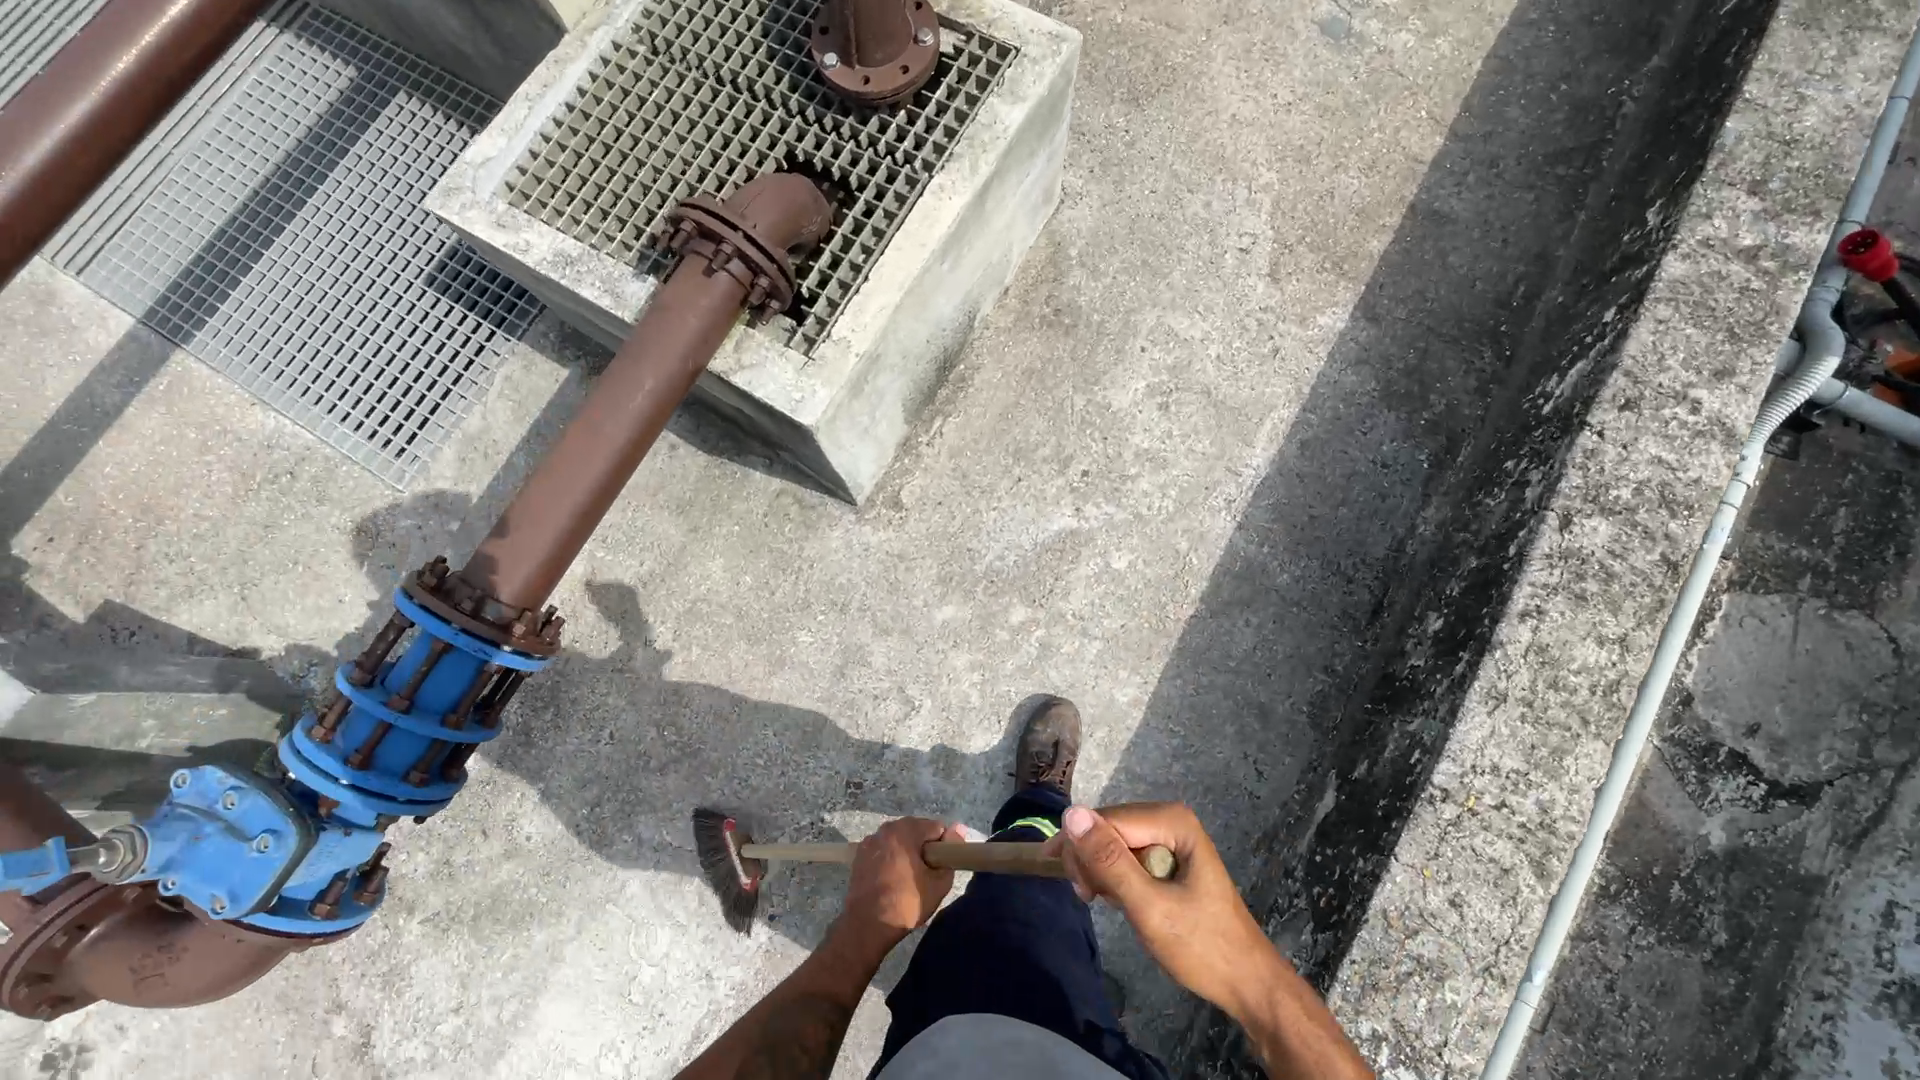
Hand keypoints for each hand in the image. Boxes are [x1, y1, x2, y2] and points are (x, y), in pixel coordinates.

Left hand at [838, 817, 963, 952]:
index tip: (942, 867)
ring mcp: (870, 841)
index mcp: (906, 829)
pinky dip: (890, 859)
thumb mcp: (939, 882)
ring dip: (907, 853)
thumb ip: (951, 851)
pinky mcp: (859, 855)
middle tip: (927, 874)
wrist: (868, 925)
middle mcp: (886, 828)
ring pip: (899, 840)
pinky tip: (891, 879)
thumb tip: (959, 828)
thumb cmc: (907, 903)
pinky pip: (884, 850)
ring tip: (909, 879)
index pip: (937, 828)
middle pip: (916, 831)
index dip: (944, 847)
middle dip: (924, 848)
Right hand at [1045, 802, 1286, 1023]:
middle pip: (1105, 827)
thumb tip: (1070, 814)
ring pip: (1110, 842)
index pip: (1103, 820)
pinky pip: (1123, 855)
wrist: (1245, 981)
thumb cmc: (1202, 947)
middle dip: (1089, 861)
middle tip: (1091, 900)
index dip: (1082, 851)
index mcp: (1171, 821)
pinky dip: (1113, 877)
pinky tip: (1117, 899)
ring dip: (1099, 872)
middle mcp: (1169, 819)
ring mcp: (1168, 837)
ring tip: (1105, 902)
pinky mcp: (1165, 857)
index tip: (1081, 892)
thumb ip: (1109, 861)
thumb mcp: (1149, 906)